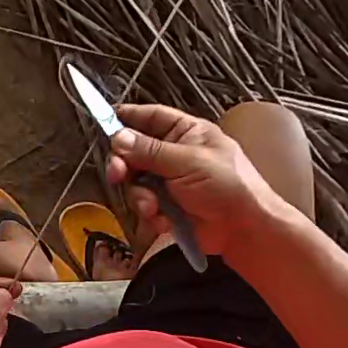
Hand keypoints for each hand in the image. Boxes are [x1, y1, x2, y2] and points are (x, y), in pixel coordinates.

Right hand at [106, 104, 288, 254]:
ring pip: (135, 183)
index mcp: (186, 134)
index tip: (103, 120)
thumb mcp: (187, 161)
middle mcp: (175, 155)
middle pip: (134, 153)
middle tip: (118, 173)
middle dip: (125, 165)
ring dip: (140, 196)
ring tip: (153, 207)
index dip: (127, 118)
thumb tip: (118, 137)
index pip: (150, 118)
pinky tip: (164, 220)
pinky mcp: (167, 208)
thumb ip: (149, 151)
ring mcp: (170, 183)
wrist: (244, 229)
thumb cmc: (229, 186)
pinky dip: (151, 215)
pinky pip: (144, 207)